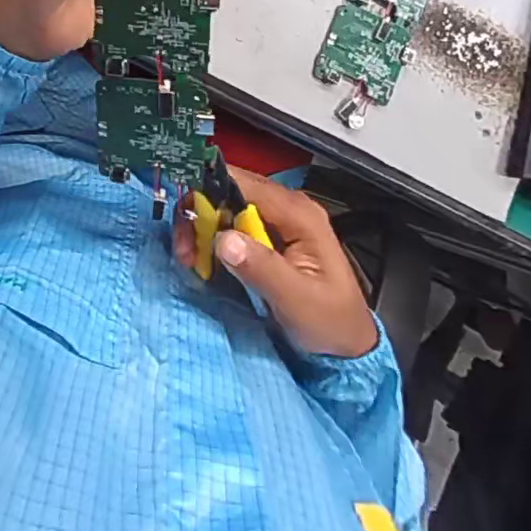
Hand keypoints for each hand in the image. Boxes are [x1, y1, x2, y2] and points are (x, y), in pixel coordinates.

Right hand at [174, 170, 378, 356]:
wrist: (346, 346)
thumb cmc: (329, 323)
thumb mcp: (296, 300)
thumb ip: (261, 268)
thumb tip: (224, 239)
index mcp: (298, 214)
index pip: (243, 184)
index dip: (207, 193)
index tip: (184, 219)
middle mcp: (285, 207)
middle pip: (227, 190)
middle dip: (198, 213)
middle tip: (184, 249)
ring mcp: (274, 220)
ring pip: (222, 206)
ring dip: (199, 227)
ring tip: (189, 258)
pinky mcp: (264, 235)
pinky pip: (226, 223)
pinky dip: (207, 238)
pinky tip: (201, 260)